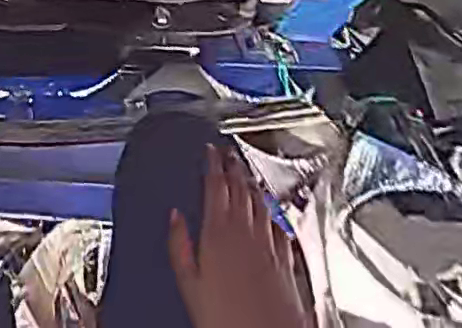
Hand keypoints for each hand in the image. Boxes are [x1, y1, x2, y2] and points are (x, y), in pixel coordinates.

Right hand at [168, 143, 309, 327]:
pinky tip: (269, 212)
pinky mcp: (287, 264)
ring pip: (260, 203)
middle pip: (240, 188)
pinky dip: (271, 212)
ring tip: (245, 173)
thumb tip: (174, 216)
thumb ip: (179, 245)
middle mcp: (246, 233)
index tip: (210, 150)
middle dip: (233, 166)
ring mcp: (270, 247)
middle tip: (227, 153)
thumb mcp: (189, 282)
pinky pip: (278, 227)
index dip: (212, 163)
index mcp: (219, 232)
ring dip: (251, 184)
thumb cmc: (225, 319)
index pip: (216, 185)